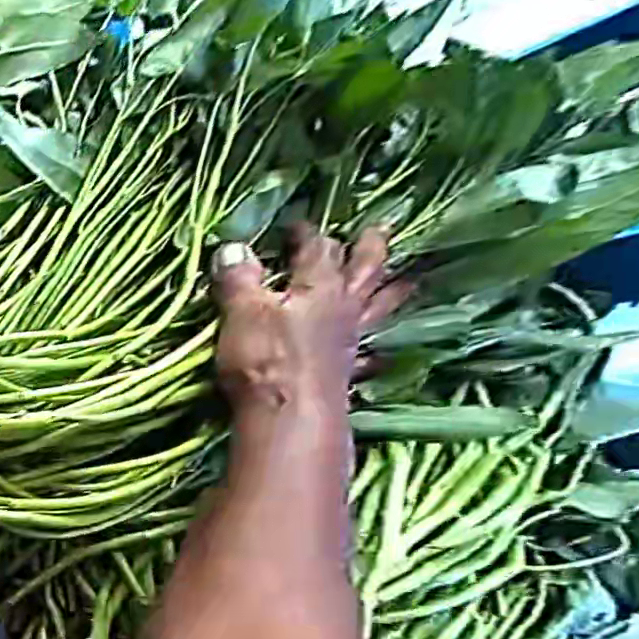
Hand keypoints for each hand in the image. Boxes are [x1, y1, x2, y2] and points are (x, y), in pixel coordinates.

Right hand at [211, 222, 412, 413]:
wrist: (287, 413)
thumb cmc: (264, 359)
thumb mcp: (241, 314)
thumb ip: (238, 281)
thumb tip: (231, 247)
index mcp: (319, 288)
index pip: (316, 249)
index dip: (306, 234)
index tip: (295, 225)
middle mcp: (344, 307)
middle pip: (364, 268)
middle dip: (367, 247)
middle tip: (376, 230)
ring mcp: (349, 339)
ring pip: (379, 305)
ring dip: (392, 289)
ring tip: (407, 279)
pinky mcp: (344, 370)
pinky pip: (369, 352)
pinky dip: (376, 348)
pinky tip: (378, 352)